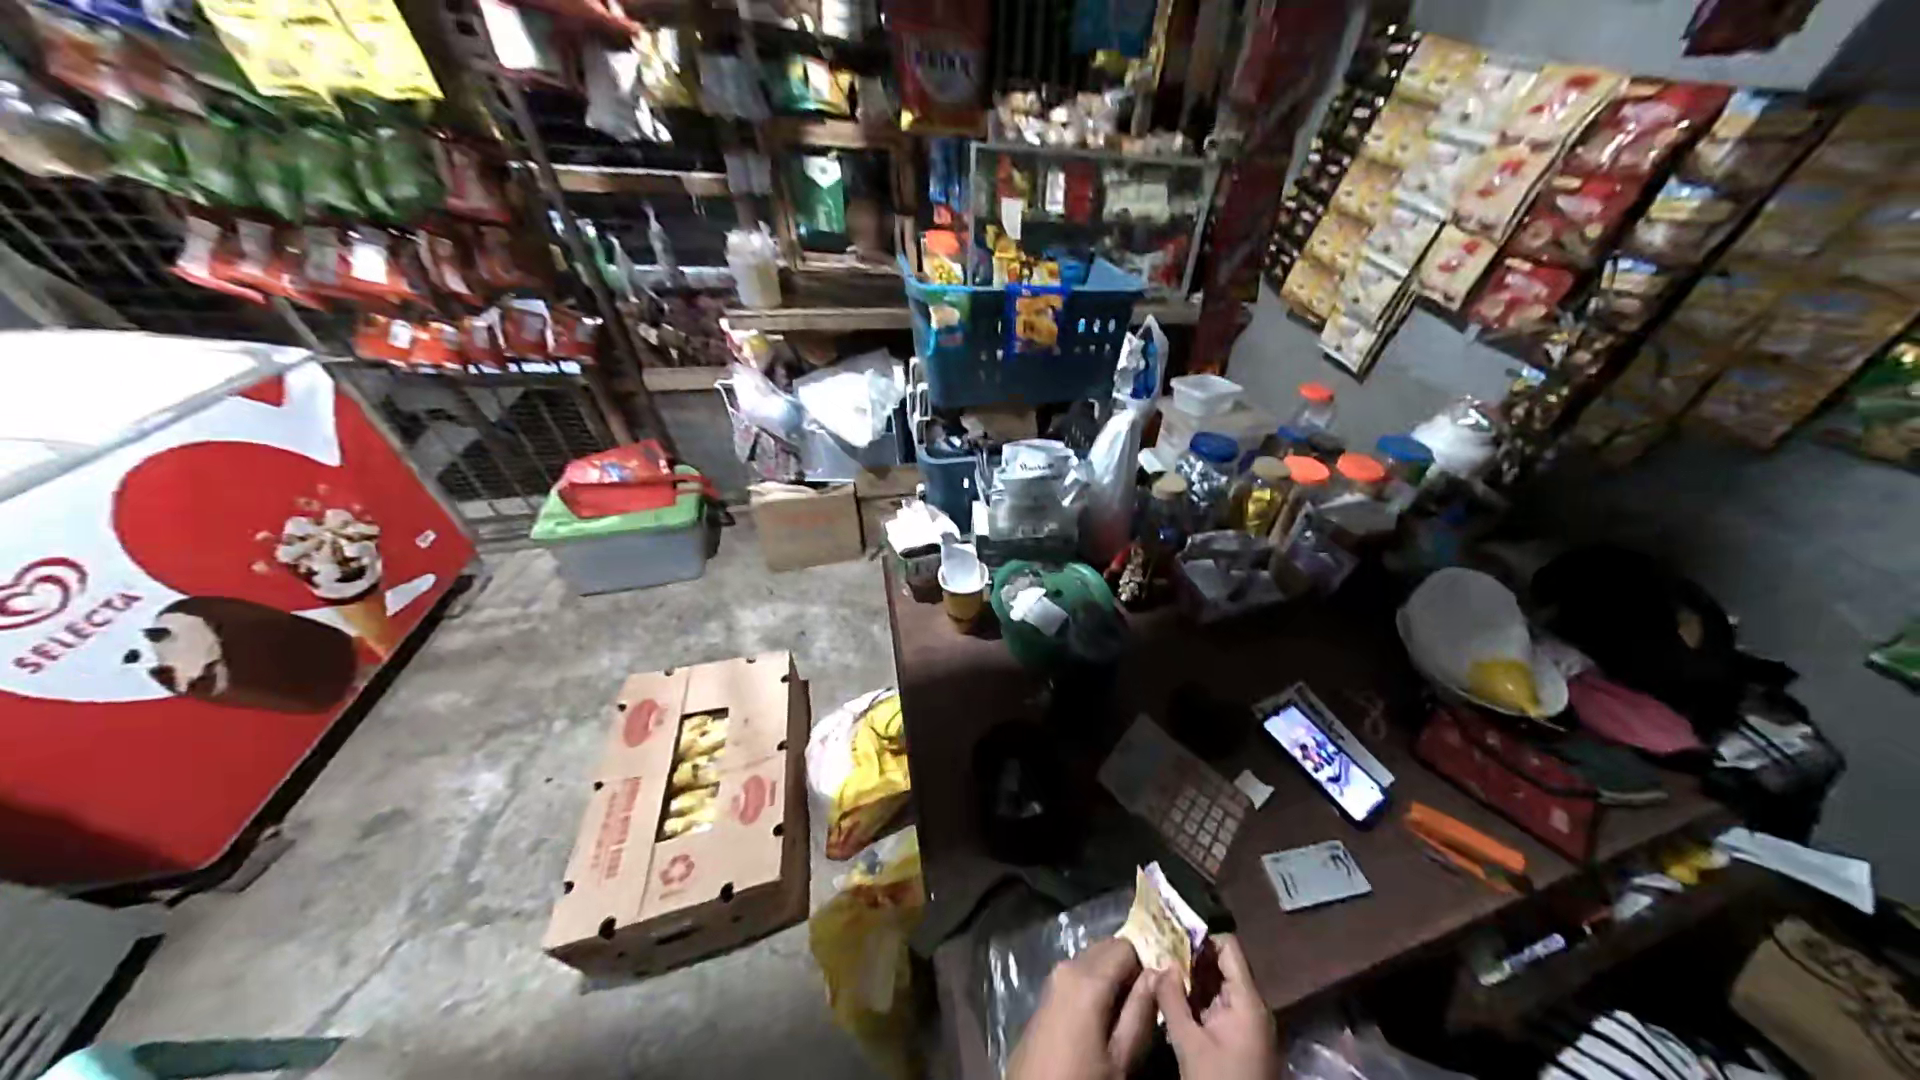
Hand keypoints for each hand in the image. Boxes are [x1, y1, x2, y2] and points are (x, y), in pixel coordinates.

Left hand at [1008, 937, 1157, 1079]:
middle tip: (1140, 1008)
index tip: (1155, 996)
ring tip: (1121, 1017)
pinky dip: (1094, 984)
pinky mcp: (1046, 990)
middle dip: (1128, 969)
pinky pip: (1078, 972)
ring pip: (1093, 958)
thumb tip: (1158, 972)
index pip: (1127, 946)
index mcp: (1087, 978)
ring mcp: (1053, 976)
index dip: (1145, 967)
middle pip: (1107, 947)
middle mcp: (1067, 965)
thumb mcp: (1122, 1058)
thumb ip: (1141, 1011)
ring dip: (1111, 977)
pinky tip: (1099, 1018)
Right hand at [1152, 934, 1278, 1079]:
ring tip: (1161, 960)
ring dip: (1193, 974)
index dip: (1202, 934)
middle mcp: (1252, 1006)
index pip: (1228, 947)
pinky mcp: (1241, 1038)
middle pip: (1223, 964)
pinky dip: (1199, 995)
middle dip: (1191, 953)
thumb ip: (1172, 999)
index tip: (1172, 927)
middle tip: (1159, 941)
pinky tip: (1174, 991)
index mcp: (1247, 1001)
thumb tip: (1160, 963)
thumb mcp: (1189, 1043)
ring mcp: (1248, 1023)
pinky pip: (1220, 1004)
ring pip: (1219, 984)